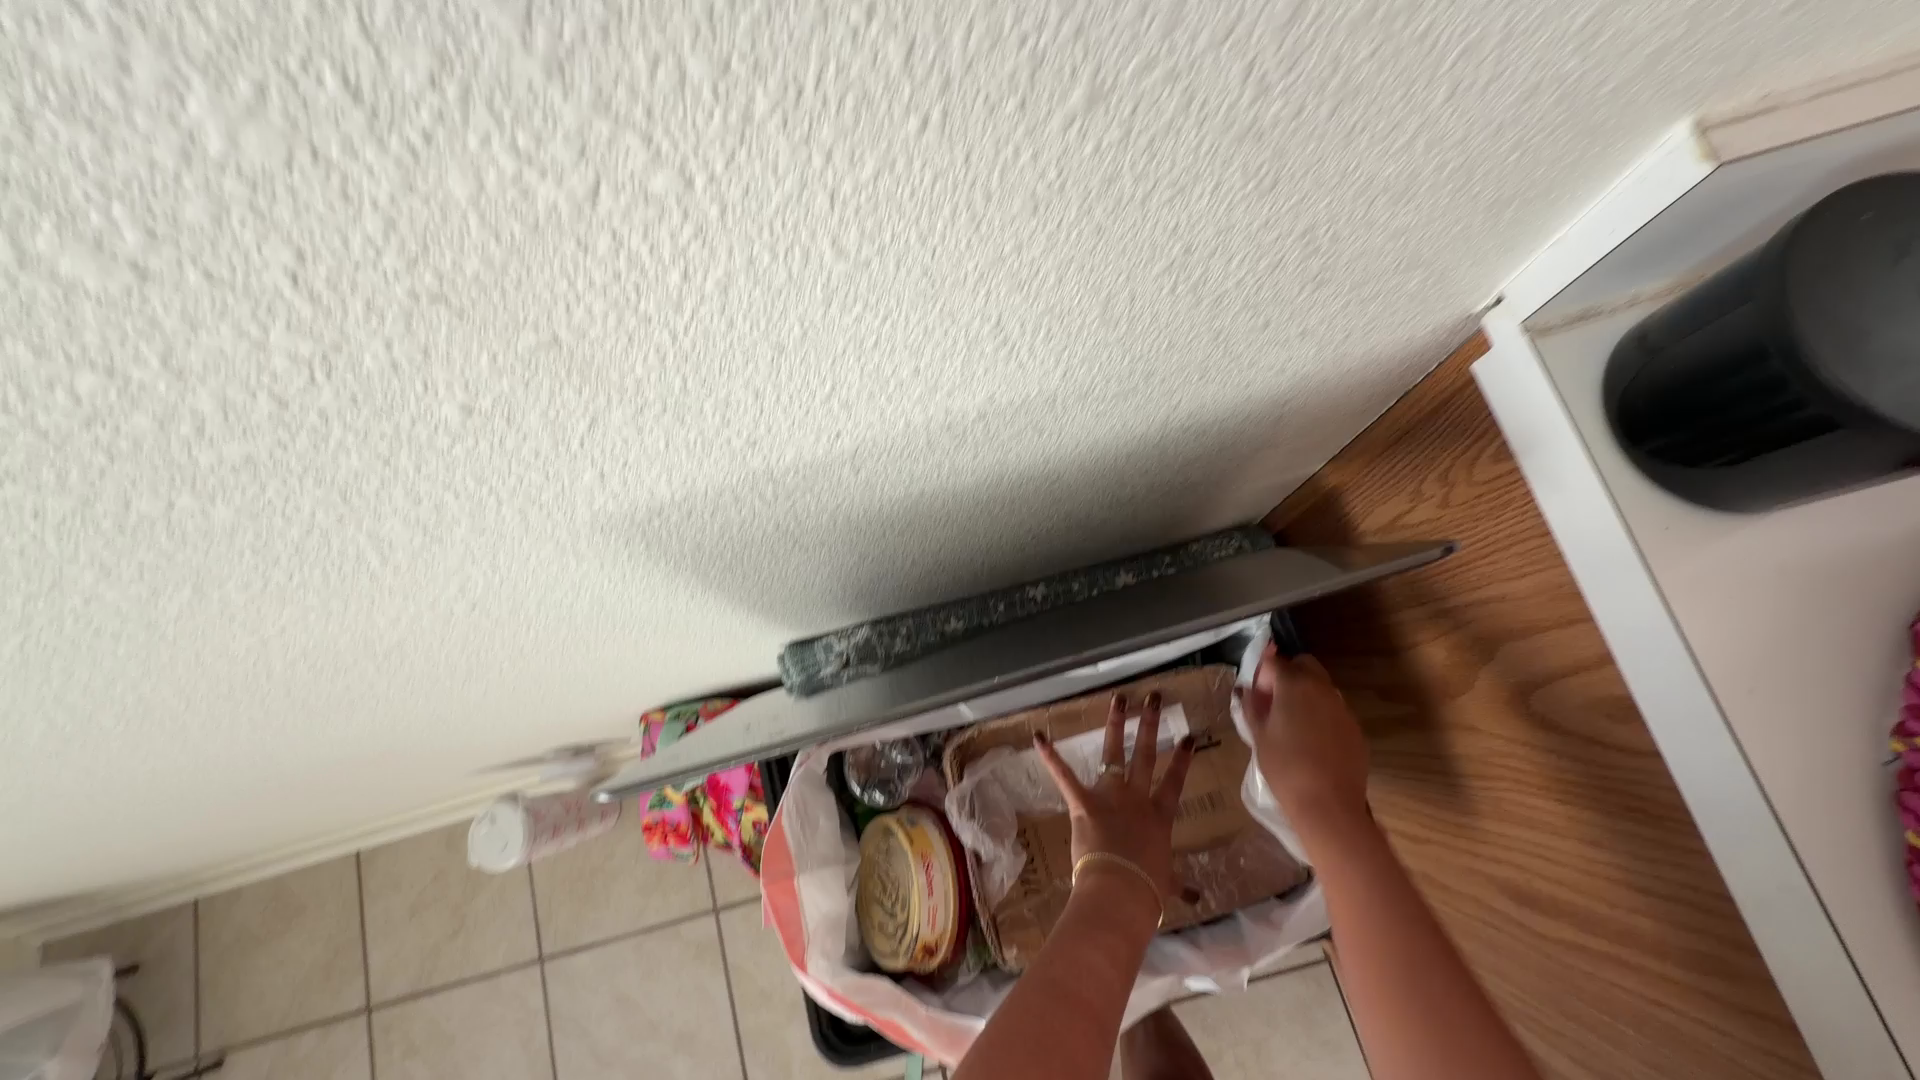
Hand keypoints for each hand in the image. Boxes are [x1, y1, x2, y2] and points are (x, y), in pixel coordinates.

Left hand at [1033, 691, 1195, 907]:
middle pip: (1145, 753)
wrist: (1122, 888)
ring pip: (1113, 751)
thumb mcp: (1167, 883)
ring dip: (1115, 724)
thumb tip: (1196, 899)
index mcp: (1159, 816)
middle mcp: (1137, 798)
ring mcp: (1110, 796)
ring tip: (1119, 699)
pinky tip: (1039, 737)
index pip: (1174, 781)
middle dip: (1150, 723)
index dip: (1182, 759)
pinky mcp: (1084, 802)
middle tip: (1153, 698)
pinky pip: (1065, 775)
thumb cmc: (1147, 888)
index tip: (1189, 737)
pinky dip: (1050, 757)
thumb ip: (1179, 885)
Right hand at [1236, 644, 1370, 837]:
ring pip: (1322, 687)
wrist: (1328, 805)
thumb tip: (1248, 691)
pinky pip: (1334, 711)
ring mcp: (1343, 708)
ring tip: (1293, 726)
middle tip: (1274, 702)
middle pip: (1305, 665)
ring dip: (1306, 695)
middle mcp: (1323, 689)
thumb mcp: (1258, 736)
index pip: (1275, 661)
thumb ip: (1252, 706)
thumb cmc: (1285, 767)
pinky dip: (1321, 716)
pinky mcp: (1355, 729)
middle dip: (1288, 674)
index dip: (1262, 674)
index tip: (1256, 695)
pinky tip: (1313, 744)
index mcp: (1295, 685)